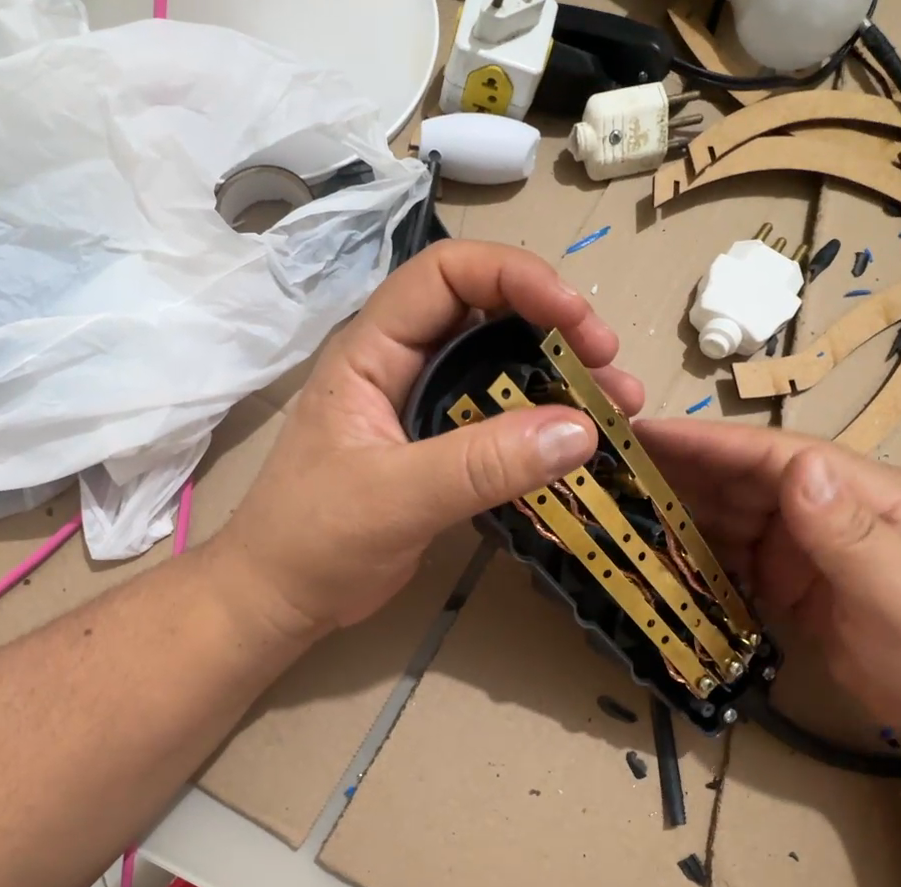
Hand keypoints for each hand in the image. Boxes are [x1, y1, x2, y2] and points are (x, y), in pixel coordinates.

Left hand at [213, 240, 643, 638]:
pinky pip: (499, 420)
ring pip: (500, 368)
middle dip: (553, 327)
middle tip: (610, 368)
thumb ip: (480, 465)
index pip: (445, 275)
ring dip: (559, 378)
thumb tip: (580, 430)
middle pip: (485, 312)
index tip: (576, 319)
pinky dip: (543, 426)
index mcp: (372, 351)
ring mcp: (421, 408)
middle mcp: (400, 365)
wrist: (281, 598)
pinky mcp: (438, 451)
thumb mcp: (394, 498)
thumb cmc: (313, 540)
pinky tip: (582, 445)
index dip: (514, 276)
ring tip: (620, 407)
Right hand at [636, 419, 900, 750]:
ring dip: (682, 513)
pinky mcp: (793, 589)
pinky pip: (735, 562)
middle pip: (744, 483)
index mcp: (864, 495)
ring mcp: (809, 552)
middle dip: (681, 473)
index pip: (776, 456)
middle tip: (612, 470)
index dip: (709, 443)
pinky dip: (697, 557)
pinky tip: (661, 556)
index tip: (645, 434)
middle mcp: (829, 512)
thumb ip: (850, 534)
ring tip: (622, 508)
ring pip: (733, 520)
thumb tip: (797, 466)